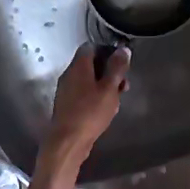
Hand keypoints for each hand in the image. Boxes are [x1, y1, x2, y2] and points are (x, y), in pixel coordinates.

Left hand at [43, 44, 129, 166]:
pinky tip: (105, 109)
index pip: (91, 46)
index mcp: (78, 66)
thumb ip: (117, 68)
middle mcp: (69, 74)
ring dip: (104, 85)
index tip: (122, 62)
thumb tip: (123, 49)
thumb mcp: (109, 89)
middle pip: (90, 64)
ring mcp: (66, 90)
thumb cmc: (90, 112)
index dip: (107, 50)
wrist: (68, 141)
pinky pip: (83, 93)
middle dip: (108, 71)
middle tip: (123, 84)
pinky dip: (95, 96)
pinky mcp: (67, 105)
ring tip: (117, 99)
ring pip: (88, 80)